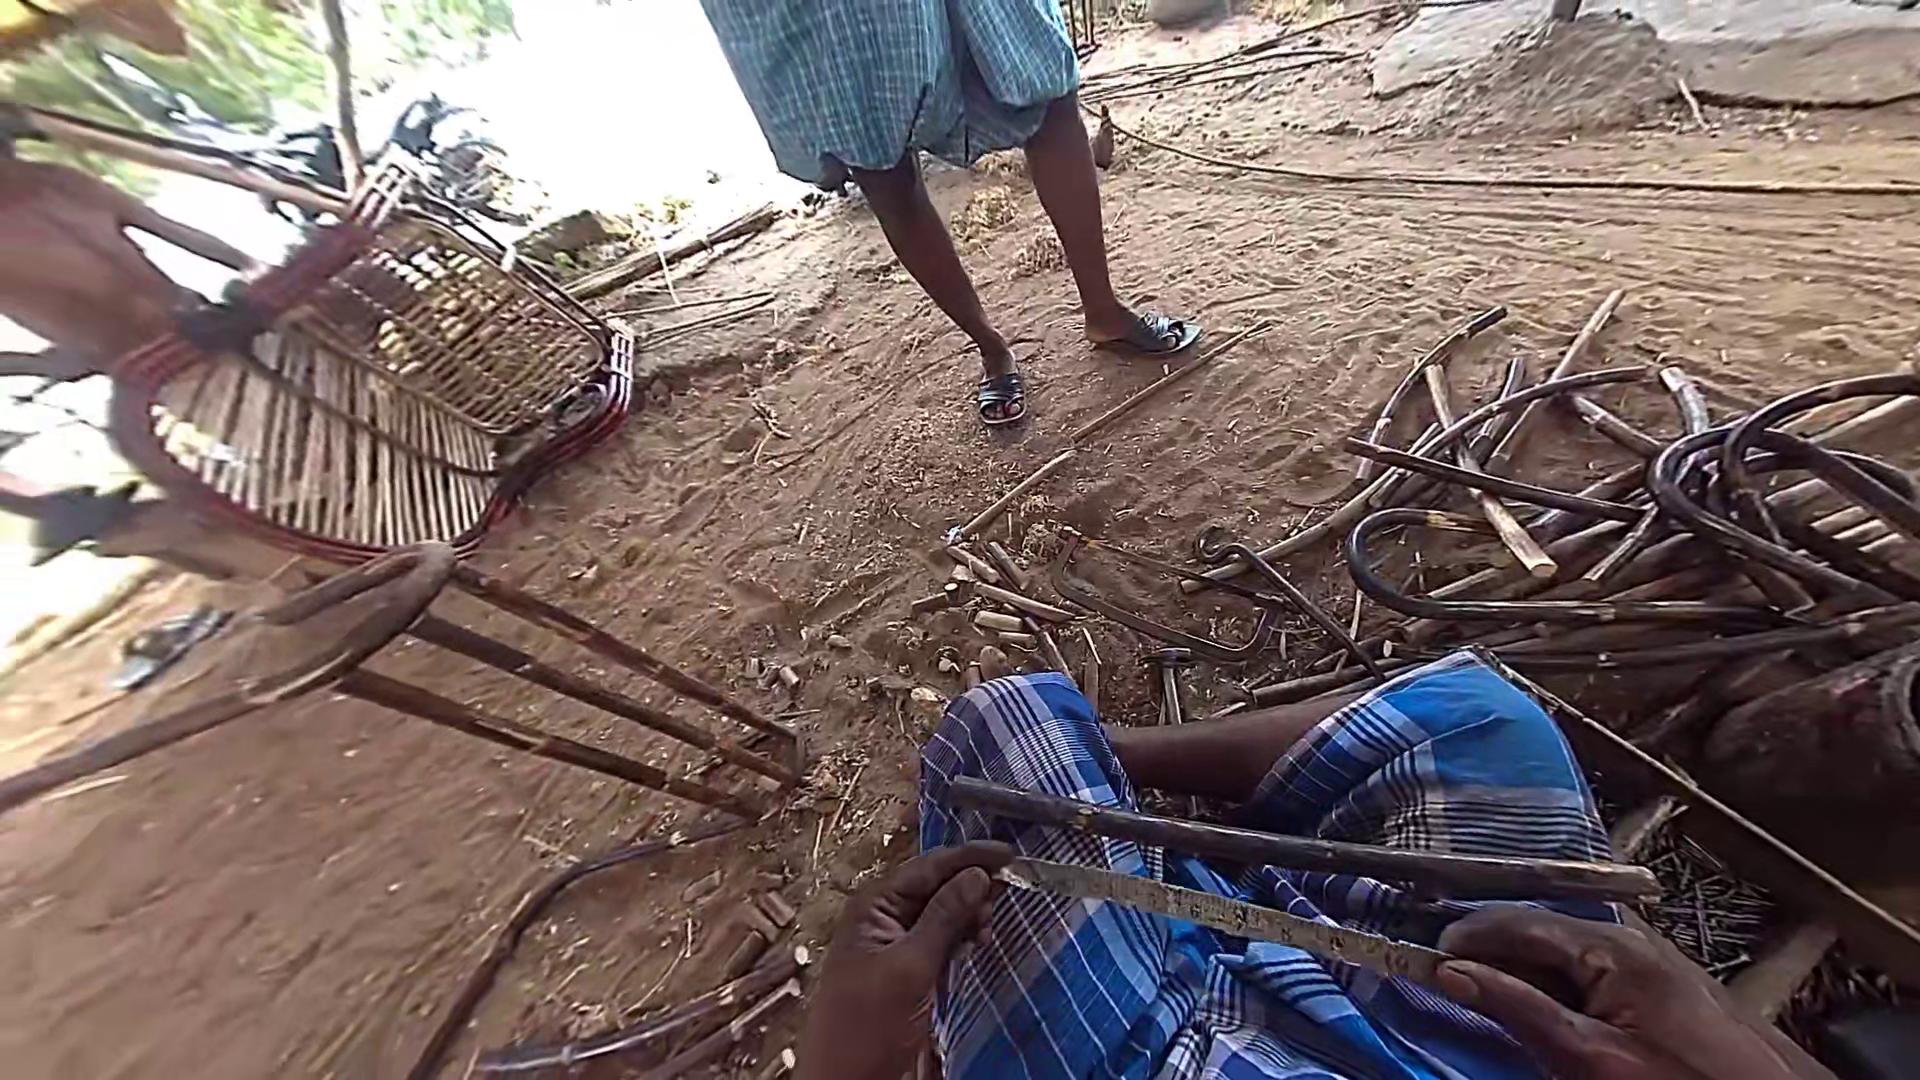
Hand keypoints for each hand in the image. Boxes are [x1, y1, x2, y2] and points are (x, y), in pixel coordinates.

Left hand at [795, 842, 1012, 1079]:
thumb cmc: (869, 1026)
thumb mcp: (910, 967)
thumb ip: (944, 917)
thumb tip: (977, 873)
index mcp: (875, 903)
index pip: (929, 866)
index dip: (969, 856)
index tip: (1008, 852)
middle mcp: (885, 914)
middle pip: (937, 885)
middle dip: (971, 885)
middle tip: (1006, 891)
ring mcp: (897, 942)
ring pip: (943, 912)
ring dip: (969, 912)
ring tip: (988, 925)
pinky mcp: (909, 970)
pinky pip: (941, 939)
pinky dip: (962, 937)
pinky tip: (978, 941)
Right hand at [1436, 908, 1802, 1079]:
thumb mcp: (1594, 1061)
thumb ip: (1516, 1007)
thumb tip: (1445, 970)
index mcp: (1608, 944)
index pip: (1509, 921)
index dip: (1462, 938)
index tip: (1428, 961)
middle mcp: (1626, 936)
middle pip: (1533, 931)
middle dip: (1492, 955)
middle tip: (1460, 985)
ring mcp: (1652, 960)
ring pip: (1560, 951)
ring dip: (1523, 970)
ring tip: (1499, 998)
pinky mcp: (1669, 987)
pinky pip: (1592, 970)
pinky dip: (1559, 984)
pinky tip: (1551, 1008)